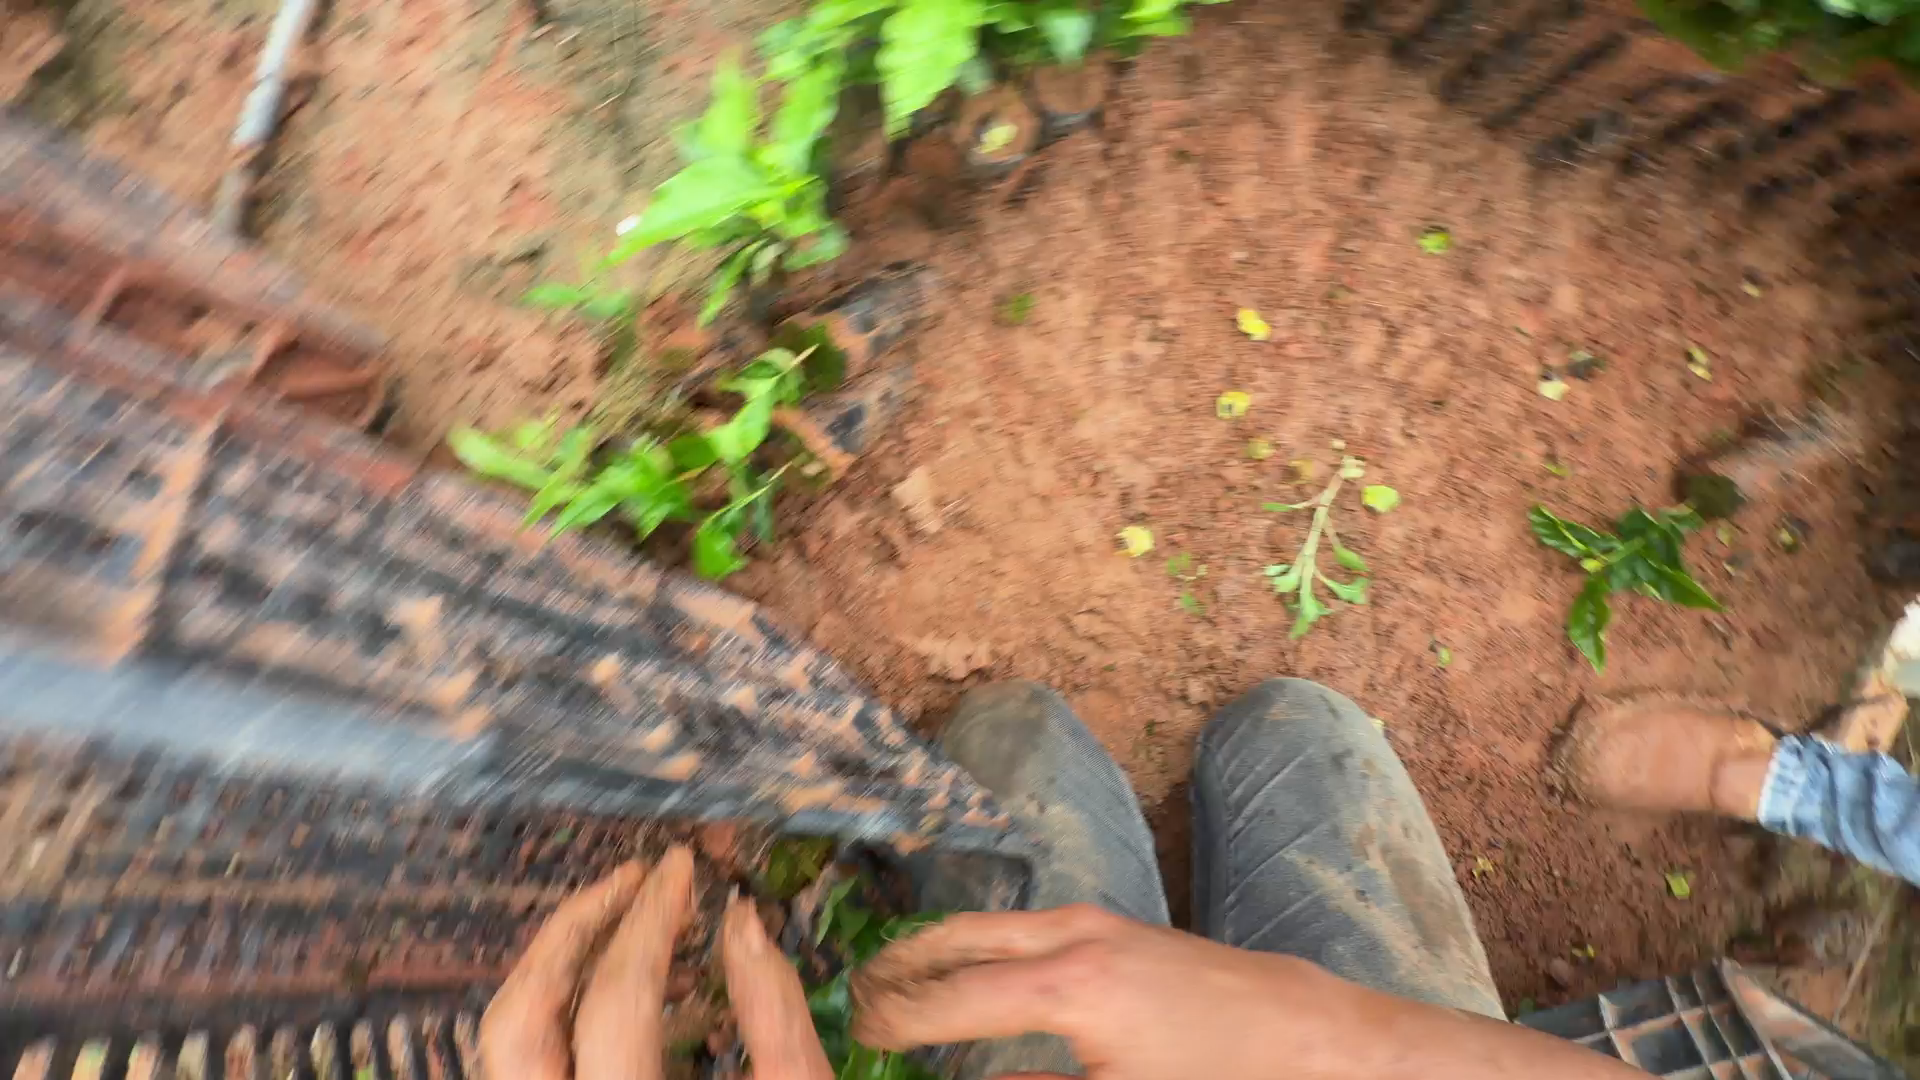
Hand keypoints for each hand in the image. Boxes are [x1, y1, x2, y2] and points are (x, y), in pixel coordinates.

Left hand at [479, 846, 832, 1079]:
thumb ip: (774, 1008)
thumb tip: (740, 917)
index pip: (616, 1002)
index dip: (650, 918)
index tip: (681, 867)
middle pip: (520, 1022)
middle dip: (577, 925)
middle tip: (634, 876)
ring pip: (504, 1046)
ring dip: (561, 961)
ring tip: (622, 913)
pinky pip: (527, 1070)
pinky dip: (563, 1008)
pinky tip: (618, 984)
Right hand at [850, 904, 1641, 1079]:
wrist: (1311, 1036)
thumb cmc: (1217, 1078)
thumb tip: (977, 1078)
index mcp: (1068, 988)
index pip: (955, 996)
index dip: (900, 1013)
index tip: (858, 1024)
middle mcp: (1071, 936)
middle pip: (963, 936)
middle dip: (906, 960)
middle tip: (858, 988)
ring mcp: (1094, 922)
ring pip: (993, 924)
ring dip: (943, 946)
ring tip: (903, 973)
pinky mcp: (1113, 927)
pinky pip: (1025, 929)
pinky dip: (984, 945)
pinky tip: (976, 971)